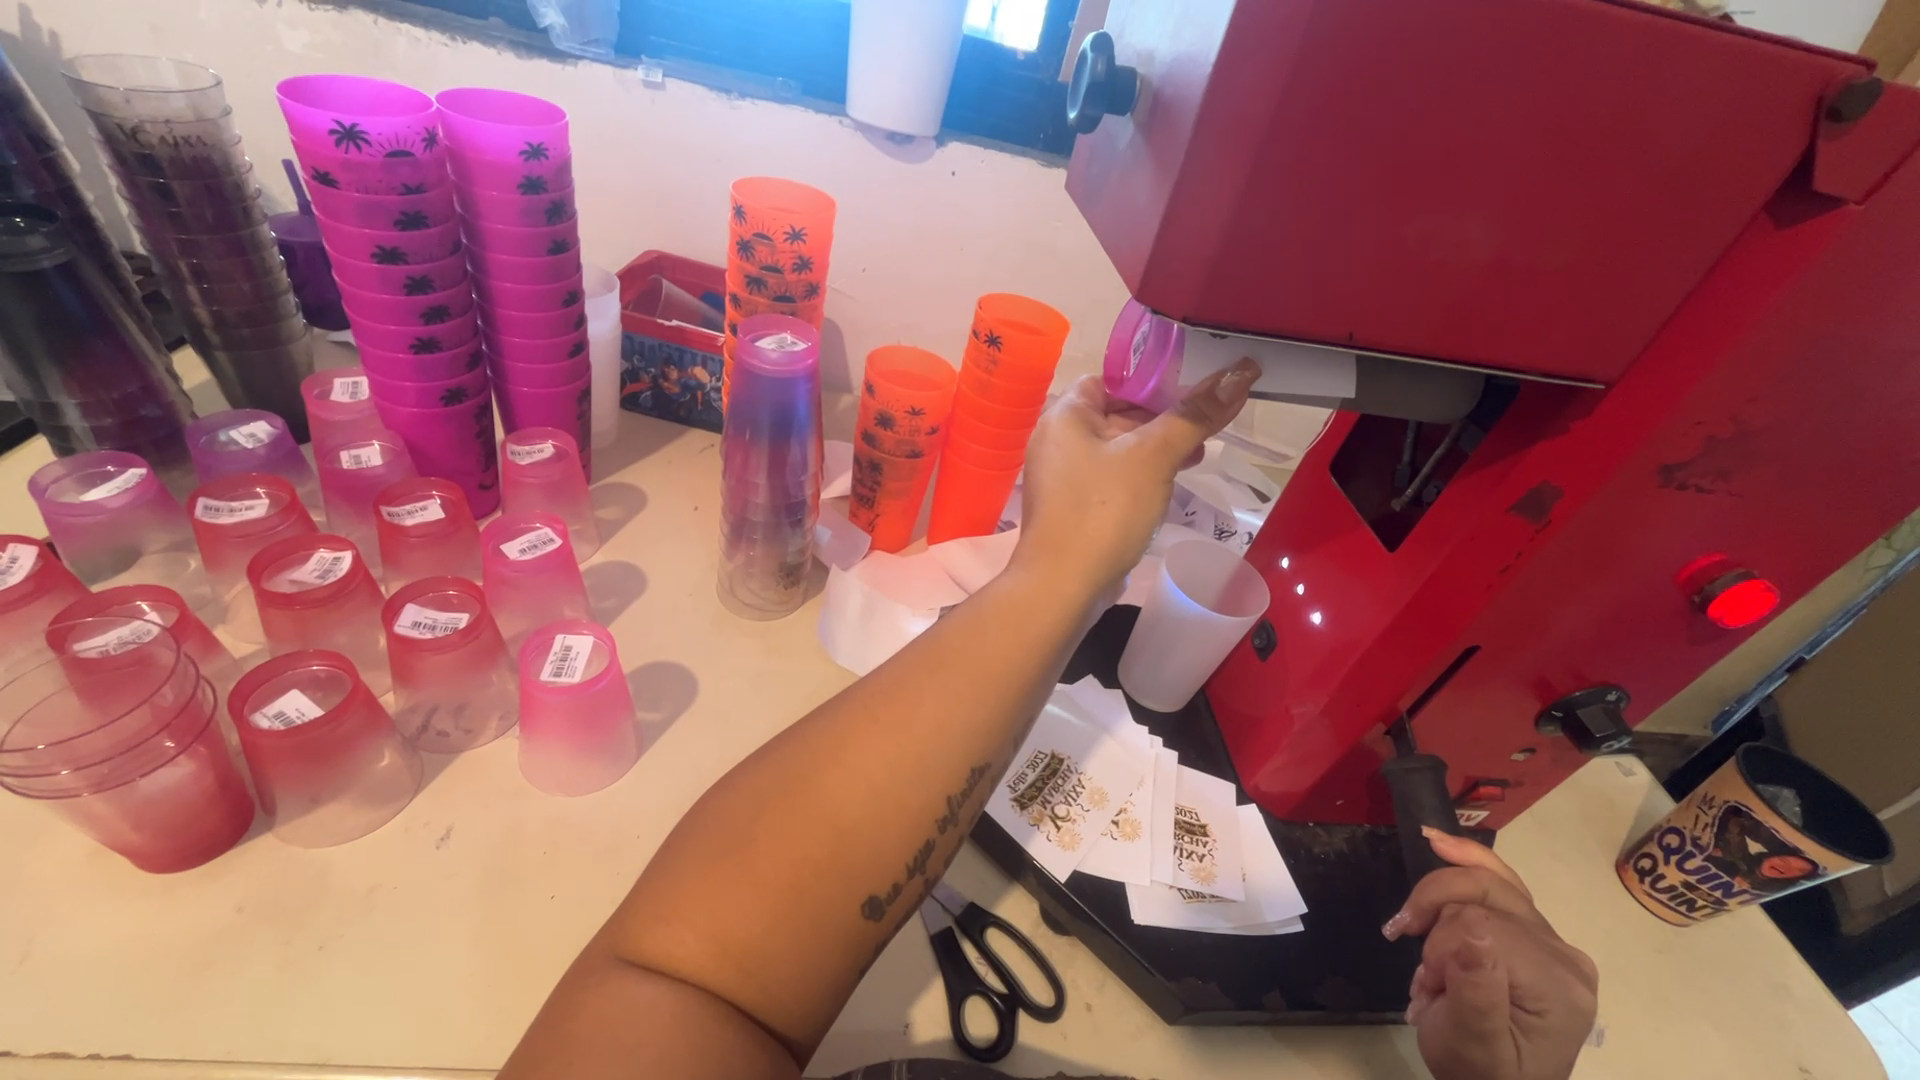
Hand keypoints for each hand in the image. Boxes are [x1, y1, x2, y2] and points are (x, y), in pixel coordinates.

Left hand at [1013, 360, 1257, 602]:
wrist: (1063, 586)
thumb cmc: (1104, 510)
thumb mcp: (1154, 456)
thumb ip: (1194, 415)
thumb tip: (1240, 372)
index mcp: (1066, 414)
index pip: (1113, 378)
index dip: (1154, 378)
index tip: (1198, 384)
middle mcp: (1059, 439)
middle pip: (1119, 412)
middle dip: (1164, 416)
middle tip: (1208, 420)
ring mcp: (1066, 476)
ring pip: (1120, 448)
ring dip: (1158, 447)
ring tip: (1199, 451)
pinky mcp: (1076, 506)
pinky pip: (1114, 478)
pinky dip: (1142, 475)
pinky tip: (1173, 482)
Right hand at [1383, 828, 1597, 1079]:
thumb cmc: (1480, 1074)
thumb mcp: (1472, 1043)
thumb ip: (1476, 988)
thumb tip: (1468, 927)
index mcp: (1557, 983)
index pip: (1482, 926)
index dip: (1440, 943)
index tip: (1422, 980)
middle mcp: (1563, 955)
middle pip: (1486, 893)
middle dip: (1433, 910)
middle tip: (1400, 934)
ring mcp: (1553, 943)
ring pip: (1487, 881)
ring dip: (1437, 900)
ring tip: (1411, 926)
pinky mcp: (1536, 937)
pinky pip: (1500, 884)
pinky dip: (1464, 861)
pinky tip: (1436, 842)